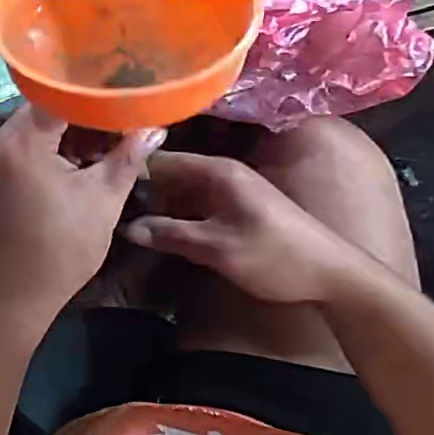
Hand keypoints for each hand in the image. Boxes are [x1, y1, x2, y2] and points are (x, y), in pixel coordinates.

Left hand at [0, 105, 162, 318]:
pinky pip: (33, 141)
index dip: (96, 90)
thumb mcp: (103, 198)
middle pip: (49, 105)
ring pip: (41, 123)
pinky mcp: (1, 168)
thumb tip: (156, 128)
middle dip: (88, 110)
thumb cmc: (62, 246)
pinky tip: (88, 155)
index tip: (127, 88)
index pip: (61, 94)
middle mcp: (2, 140)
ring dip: (75, 128)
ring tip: (112, 137)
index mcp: (22, 141)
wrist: (20, 290)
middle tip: (125, 113)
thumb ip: (128, 156)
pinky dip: (59, 143)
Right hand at [123, 151, 388, 305]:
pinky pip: (196, 202)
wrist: (333, 276)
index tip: (100, 176)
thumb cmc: (275, 255)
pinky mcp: (237, 208)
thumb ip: (171, 235)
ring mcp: (232, 190)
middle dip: (140, 185)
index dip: (131, 166)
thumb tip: (127, 227)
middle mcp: (224, 173)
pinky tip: (157, 226)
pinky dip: (176, 211)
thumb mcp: (217, 248)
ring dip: (157, 200)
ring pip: (182, 189)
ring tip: (121, 212)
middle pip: (170, 172)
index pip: (162, 158)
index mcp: (219, 171)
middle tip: (105, 200)